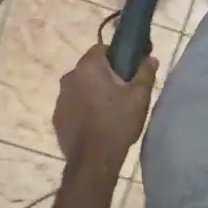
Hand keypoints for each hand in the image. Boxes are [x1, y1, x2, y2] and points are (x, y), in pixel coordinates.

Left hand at [53, 45, 156, 166]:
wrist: (94, 159)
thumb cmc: (118, 122)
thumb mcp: (140, 96)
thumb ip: (145, 73)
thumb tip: (150, 58)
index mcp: (89, 67)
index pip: (101, 48)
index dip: (117, 55)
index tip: (129, 69)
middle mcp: (69, 77)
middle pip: (90, 68)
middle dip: (105, 75)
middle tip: (123, 91)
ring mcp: (60, 98)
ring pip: (81, 87)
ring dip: (93, 92)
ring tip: (110, 109)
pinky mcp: (57, 117)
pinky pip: (73, 105)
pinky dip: (83, 109)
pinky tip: (97, 123)